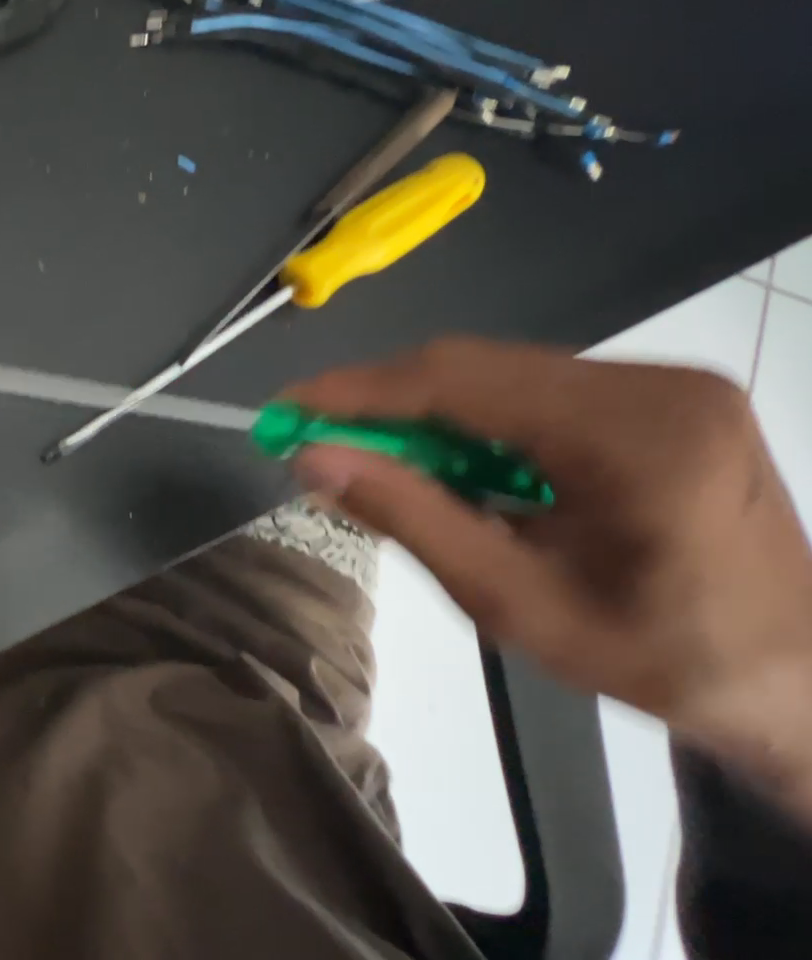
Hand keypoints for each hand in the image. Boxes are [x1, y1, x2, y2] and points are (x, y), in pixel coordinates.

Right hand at [284, 340, 811, 792]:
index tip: (282, 410)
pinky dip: (462, 419)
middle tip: (308, 440)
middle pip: (471, 365)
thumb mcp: (513, 601)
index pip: (458, 381)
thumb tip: (310, 458)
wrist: (802, 676)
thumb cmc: (658, 656)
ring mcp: (661, 385)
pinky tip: (442, 462)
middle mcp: (653, 385)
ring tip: (368, 460)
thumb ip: (410, 517)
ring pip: (493, 372)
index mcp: (635, 435)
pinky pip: (525, 388)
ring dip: (417, 412)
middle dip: (377, 401)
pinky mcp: (656, 398)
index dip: (356, 391)